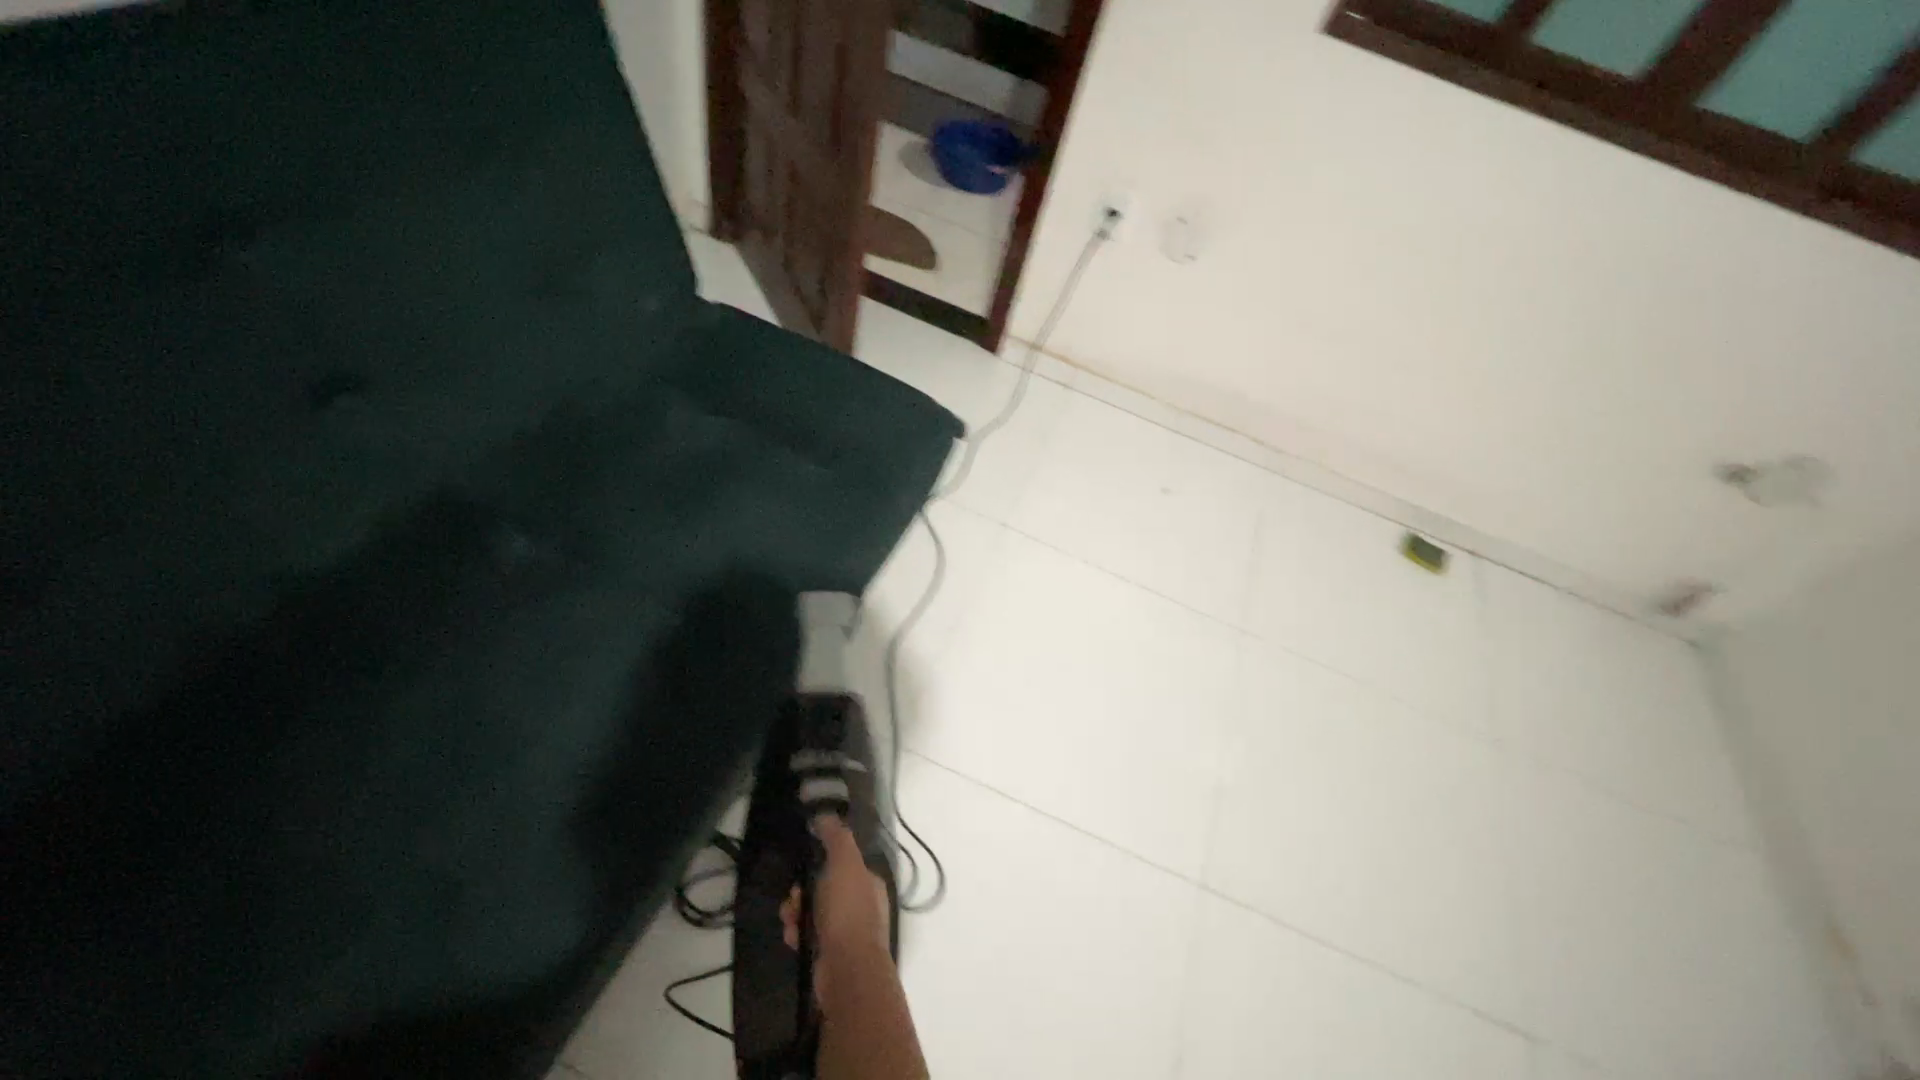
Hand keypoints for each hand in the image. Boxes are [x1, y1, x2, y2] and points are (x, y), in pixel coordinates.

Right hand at [780, 815, 892, 1008]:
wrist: (847, 969)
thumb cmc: (848, 912)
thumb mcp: (845, 864)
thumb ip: (836, 837)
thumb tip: (825, 815)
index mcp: (869, 884)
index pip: (841, 865)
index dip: (820, 864)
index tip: (804, 868)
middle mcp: (861, 906)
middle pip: (823, 889)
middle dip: (803, 893)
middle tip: (795, 899)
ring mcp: (847, 932)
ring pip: (812, 913)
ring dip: (796, 914)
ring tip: (792, 921)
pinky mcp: (830, 954)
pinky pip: (808, 936)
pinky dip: (798, 934)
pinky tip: (795, 938)